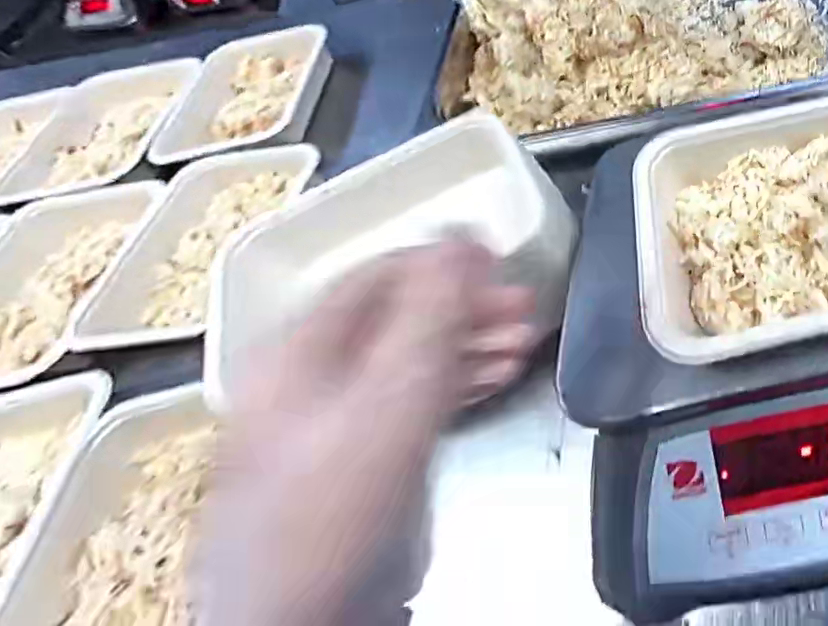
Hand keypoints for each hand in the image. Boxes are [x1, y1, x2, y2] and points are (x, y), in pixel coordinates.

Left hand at [199, 241, 535, 625]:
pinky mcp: (365, 446)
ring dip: (474, 336)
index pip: (379, 272)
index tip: (498, 258)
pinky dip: (463, 373)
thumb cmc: (345, 496)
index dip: (442, 258)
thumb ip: (435, 307)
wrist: (315, 610)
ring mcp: (339, 413)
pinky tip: (501, 372)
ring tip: (524, 338)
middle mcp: (315, 374)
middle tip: (522, 302)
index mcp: (303, 350)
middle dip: (469, 302)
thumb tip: (462, 239)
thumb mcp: (398, 388)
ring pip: (416, 350)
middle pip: (402, 311)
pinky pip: (419, 388)